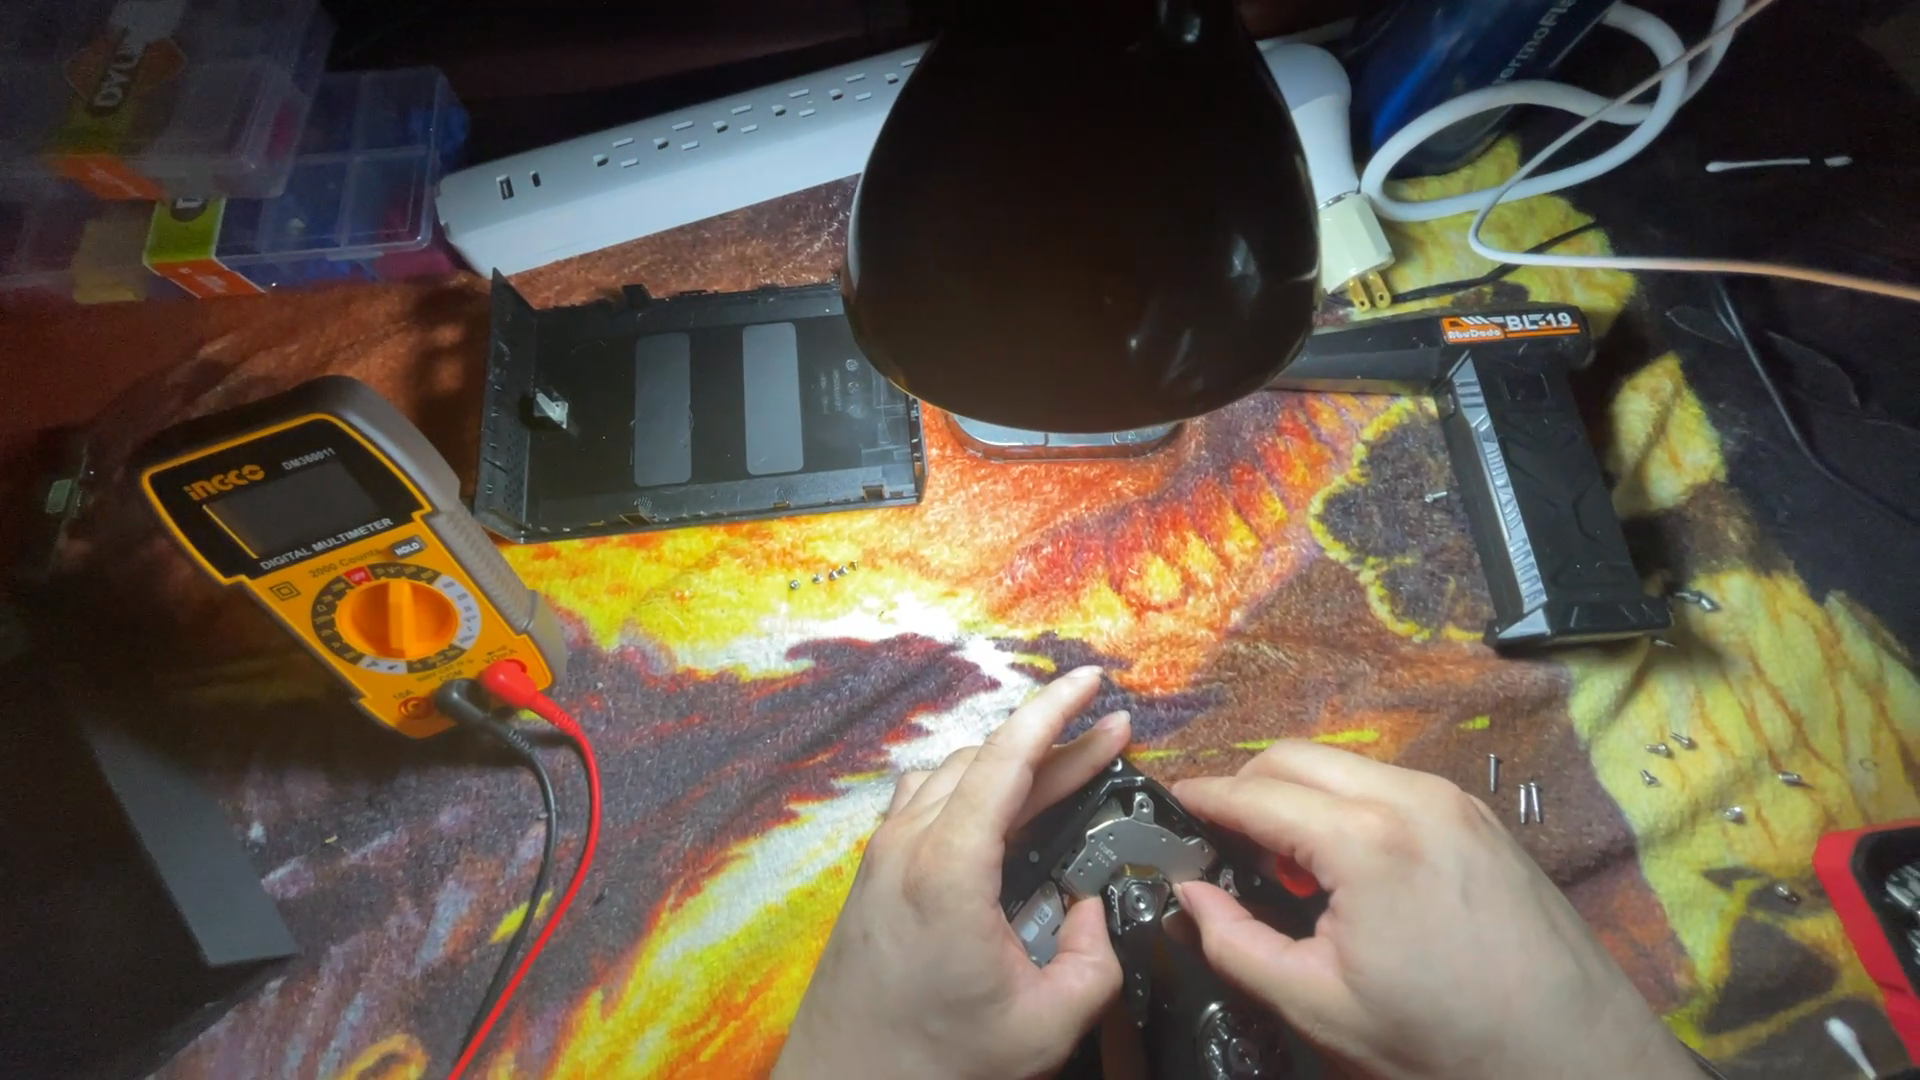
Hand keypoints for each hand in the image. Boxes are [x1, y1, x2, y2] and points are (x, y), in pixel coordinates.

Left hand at [775, 666, 1131, 1079]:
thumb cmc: (934, 1061)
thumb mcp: (1042, 1026)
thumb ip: (1093, 961)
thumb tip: (1089, 907)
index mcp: (949, 864)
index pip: (1009, 758)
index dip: (1056, 710)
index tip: (1092, 681)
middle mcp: (910, 838)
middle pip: (991, 760)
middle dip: (1057, 740)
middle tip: (1109, 735)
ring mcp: (886, 847)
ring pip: (955, 769)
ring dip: (1010, 760)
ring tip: (1059, 769)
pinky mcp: (875, 863)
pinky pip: (925, 794)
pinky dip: (968, 782)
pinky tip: (990, 803)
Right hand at [1171, 743, 1698, 1079]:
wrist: (1590, 1069)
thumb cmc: (1446, 1045)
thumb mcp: (1318, 1006)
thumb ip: (1234, 943)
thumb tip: (1189, 890)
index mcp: (1364, 840)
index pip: (1254, 794)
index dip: (1203, 796)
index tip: (1172, 803)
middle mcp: (1406, 795)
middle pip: (1290, 755)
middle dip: (1245, 785)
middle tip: (1230, 839)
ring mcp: (1447, 796)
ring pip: (1336, 760)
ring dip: (1295, 791)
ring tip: (1294, 859)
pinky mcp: (1474, 809)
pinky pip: (1379, 778)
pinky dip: (1341, 798)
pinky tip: (1350, 860)